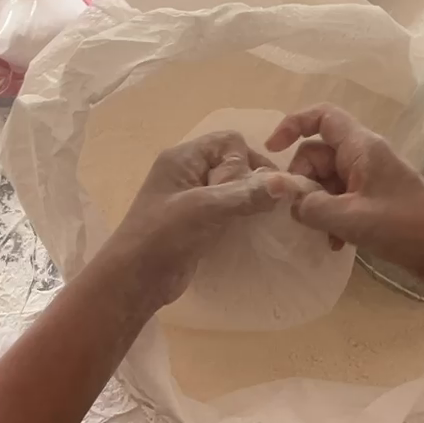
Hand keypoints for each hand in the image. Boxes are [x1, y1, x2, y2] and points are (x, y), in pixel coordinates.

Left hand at [99, 131, 317, 310]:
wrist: (136, 280)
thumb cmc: (164, 236)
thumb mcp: (206, 209)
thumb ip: (246, 194)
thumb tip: (288, 183)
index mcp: (183, 158)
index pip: (229, 142)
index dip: (245, 162)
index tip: (251, 189)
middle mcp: (186, 172)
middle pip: (233, 163)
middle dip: (249, 182)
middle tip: (254, 207)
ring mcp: (190, 199)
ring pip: (231, 189)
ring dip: (246, 201)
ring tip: (254, 219)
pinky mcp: (195, 223)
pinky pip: (225, 210)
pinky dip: (238, 217)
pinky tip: (244, 231)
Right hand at [267, 105, 423, 289]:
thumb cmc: (402, 226)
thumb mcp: (349, 218)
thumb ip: (311, 206)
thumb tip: (288, 201)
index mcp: (361, 147)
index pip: (322, 117)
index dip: (293, 125)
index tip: (272, 150)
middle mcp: (364, 156)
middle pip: (318, 154)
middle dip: (303, 181)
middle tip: (301, 211)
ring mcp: (370, 178)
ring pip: (327, 181)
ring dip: (317, 205)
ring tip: (322, 233)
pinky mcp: (375, 200)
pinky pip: (341, 200)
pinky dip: (332, 218)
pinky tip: (335, 244)